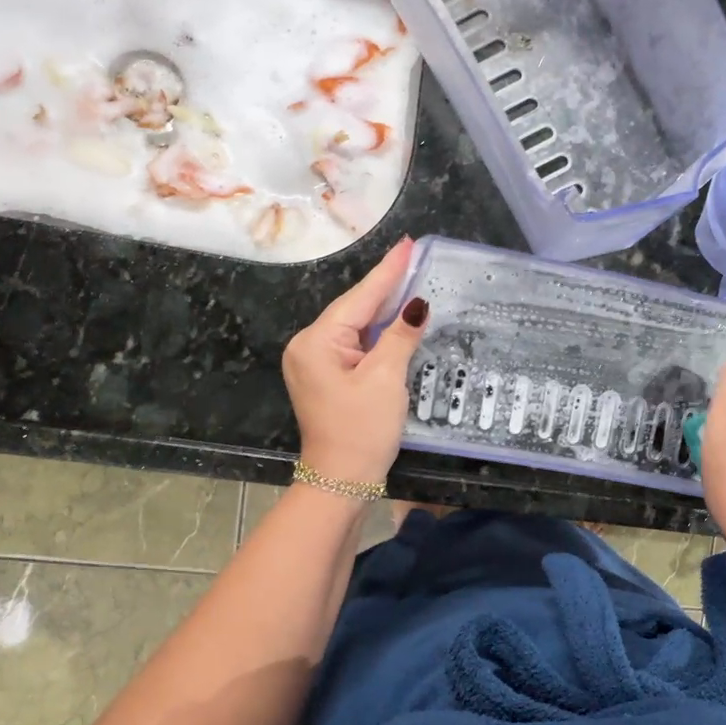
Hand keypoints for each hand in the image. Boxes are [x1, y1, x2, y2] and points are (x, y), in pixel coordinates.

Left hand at [281, 237, 427, 484]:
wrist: (341, 480)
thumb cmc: (362, 431)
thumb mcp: (386, 380)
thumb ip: (400, 336)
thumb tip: (417, 304)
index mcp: (317, 342)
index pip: (360, 298)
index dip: (387, 272)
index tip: (407, 244)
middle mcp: (308, 345)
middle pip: (354, 309)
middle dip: (385, 286)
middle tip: (412, 256)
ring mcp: (314, 362)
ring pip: (354, 327)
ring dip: (382, 308)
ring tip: (409, 280)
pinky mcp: (326, 377)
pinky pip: (353, 345)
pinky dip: (376, 333)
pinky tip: (394, 320)